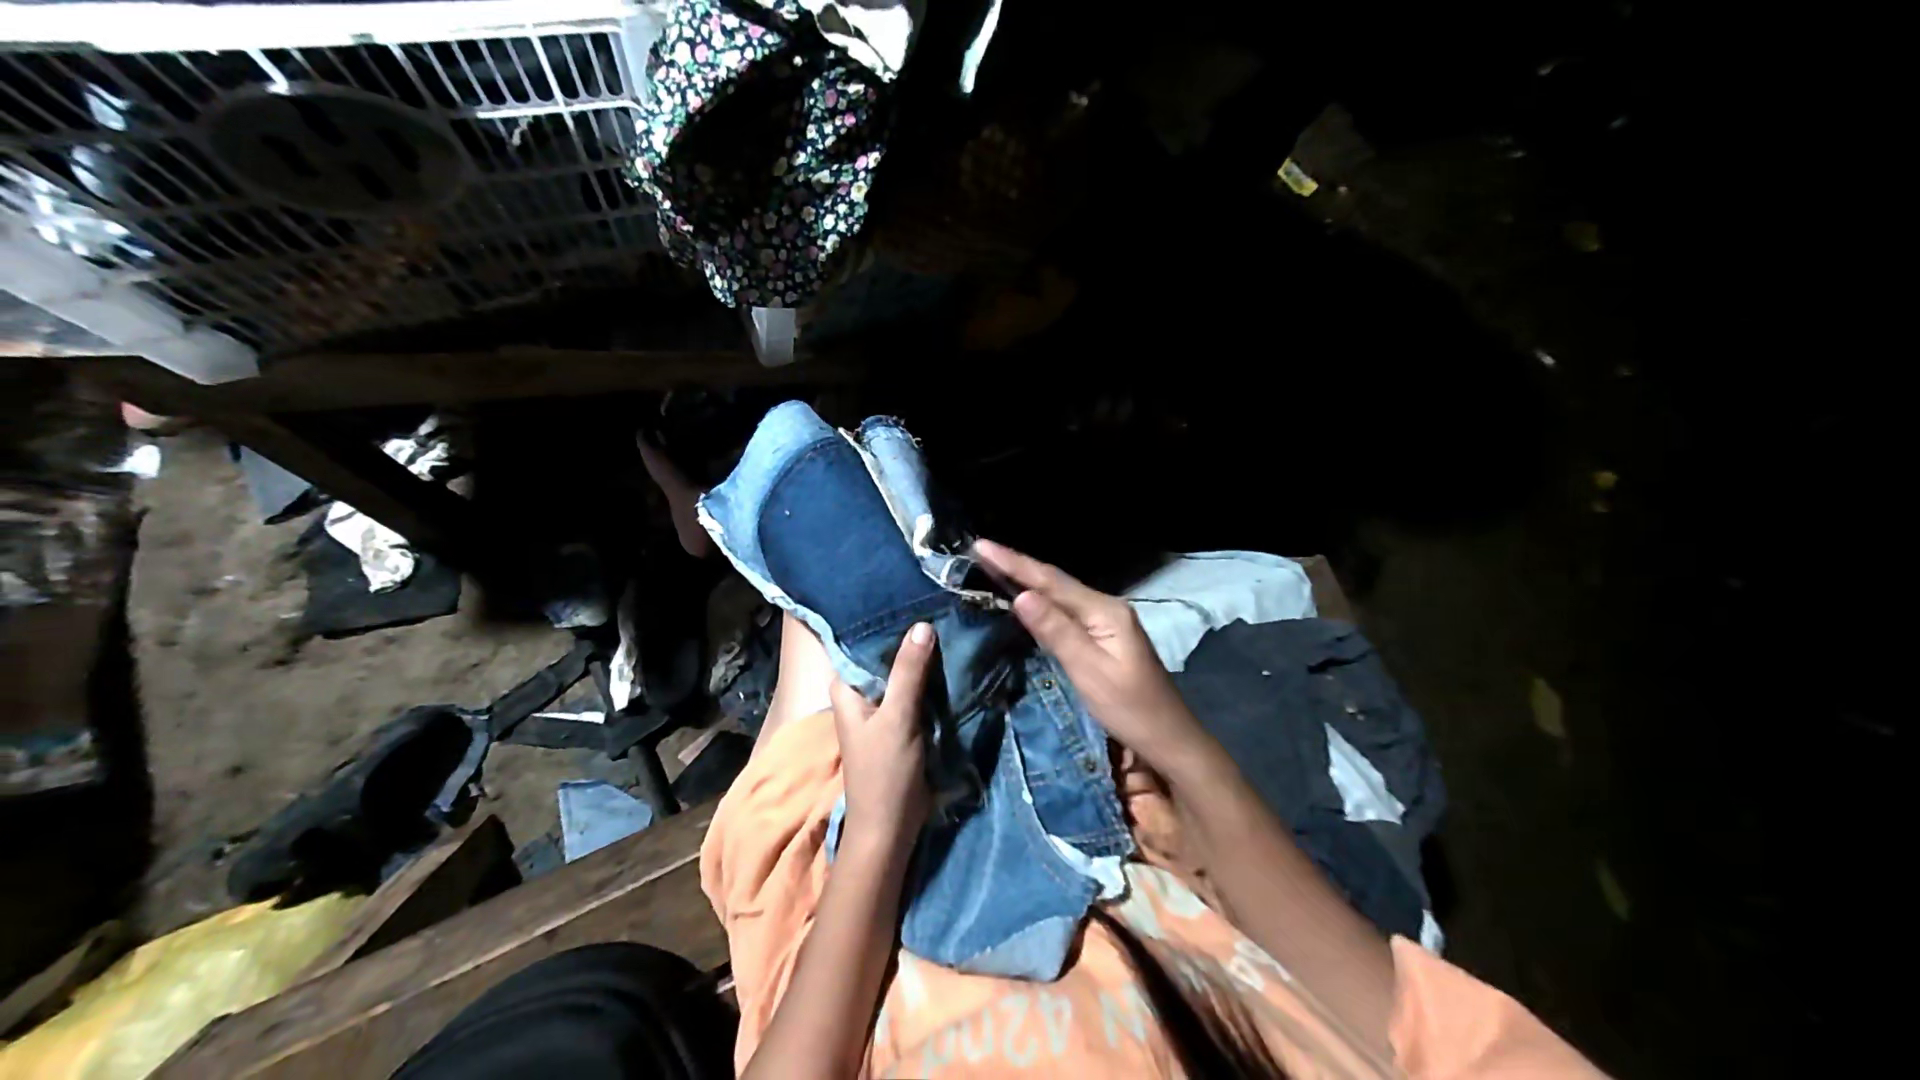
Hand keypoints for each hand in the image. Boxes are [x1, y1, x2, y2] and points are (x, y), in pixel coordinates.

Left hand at [828, 622, 934, 853]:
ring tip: (952, 625)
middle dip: (911, 639)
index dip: (888, 623)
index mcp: (847, 688)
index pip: (863, 643)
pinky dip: (932, 681)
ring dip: (924, 659)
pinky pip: (917, 692)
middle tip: (942, 607)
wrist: (892, 827)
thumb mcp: (897, 718)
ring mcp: (884, 708)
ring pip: (904, 674)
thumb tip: (922, 625)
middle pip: (887, 657)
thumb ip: (908, 672)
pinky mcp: (903, 722)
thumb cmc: (884, 772)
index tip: (917, 598)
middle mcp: (862, 693)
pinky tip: (953, 660)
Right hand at [974, 539, 1209, 771]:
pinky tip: (1026, 598)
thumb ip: (1056, 631)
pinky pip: (1066, 609)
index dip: (1014, 563)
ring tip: (994, 565)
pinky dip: (1042, 599)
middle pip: (1056, 581)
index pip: (1051, 581)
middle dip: (1017, 565)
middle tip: (980, 550)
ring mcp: (1107, 621)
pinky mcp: (1104, 636)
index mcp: (1105, 611)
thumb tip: (1021, 595)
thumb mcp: (1089, 671)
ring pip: (1060, 593)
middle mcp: (1107, 607)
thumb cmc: (1130, 708)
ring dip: (1027, 579)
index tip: (981, 546)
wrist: (1169, 738)